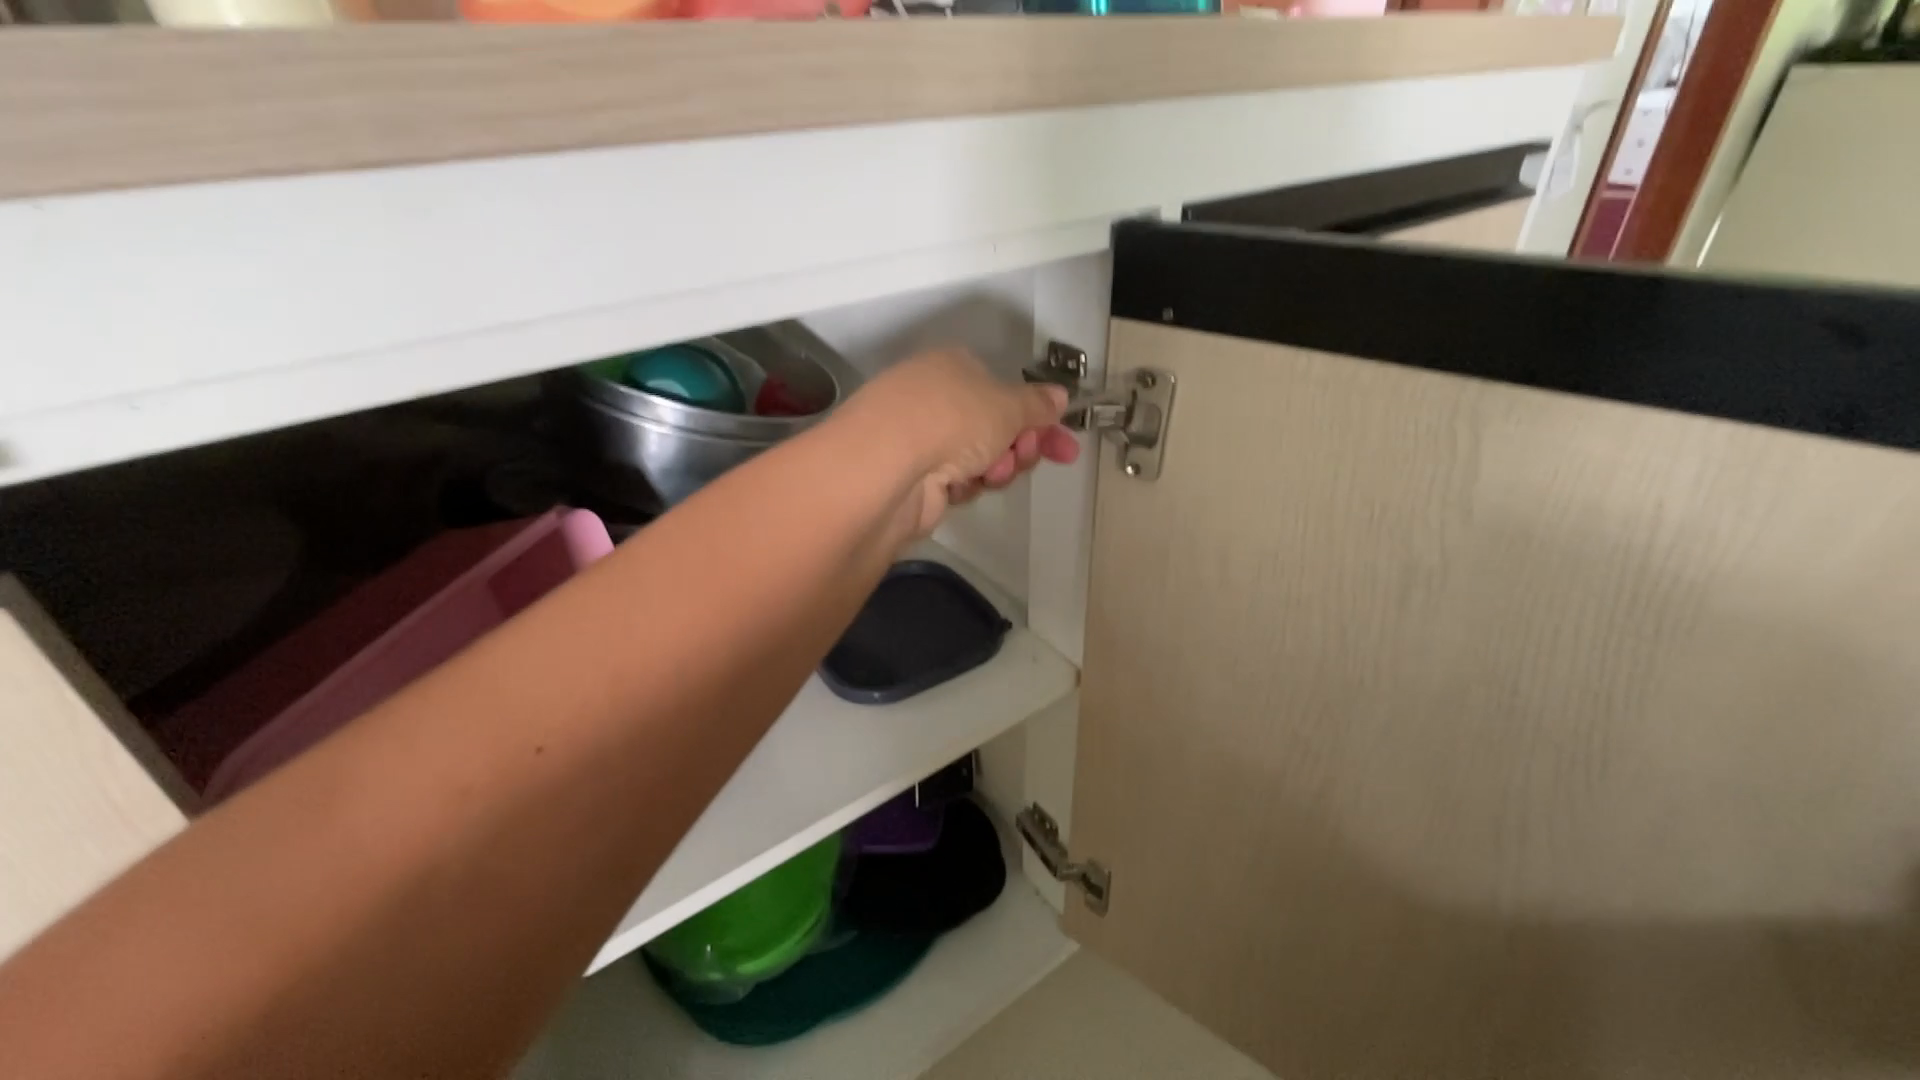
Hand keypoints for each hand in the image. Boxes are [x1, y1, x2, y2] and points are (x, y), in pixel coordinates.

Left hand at [839, 348, 1080, 539]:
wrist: (888, 465)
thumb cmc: (953, 419)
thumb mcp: (1007, 406)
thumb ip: (1037, 405)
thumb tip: (1060, 396)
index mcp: (953, 368)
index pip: (1004, 392)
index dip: (1038, 420)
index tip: (1064, 448)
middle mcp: (934, 398)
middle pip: (995, 428)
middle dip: (1018, 447)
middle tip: (1024, 458)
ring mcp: (920, 438)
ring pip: (978, 459)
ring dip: (995, 469)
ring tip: (991, 473)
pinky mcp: (912, 477)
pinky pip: (955, 482)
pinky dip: (965, 487)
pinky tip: (959, 488)